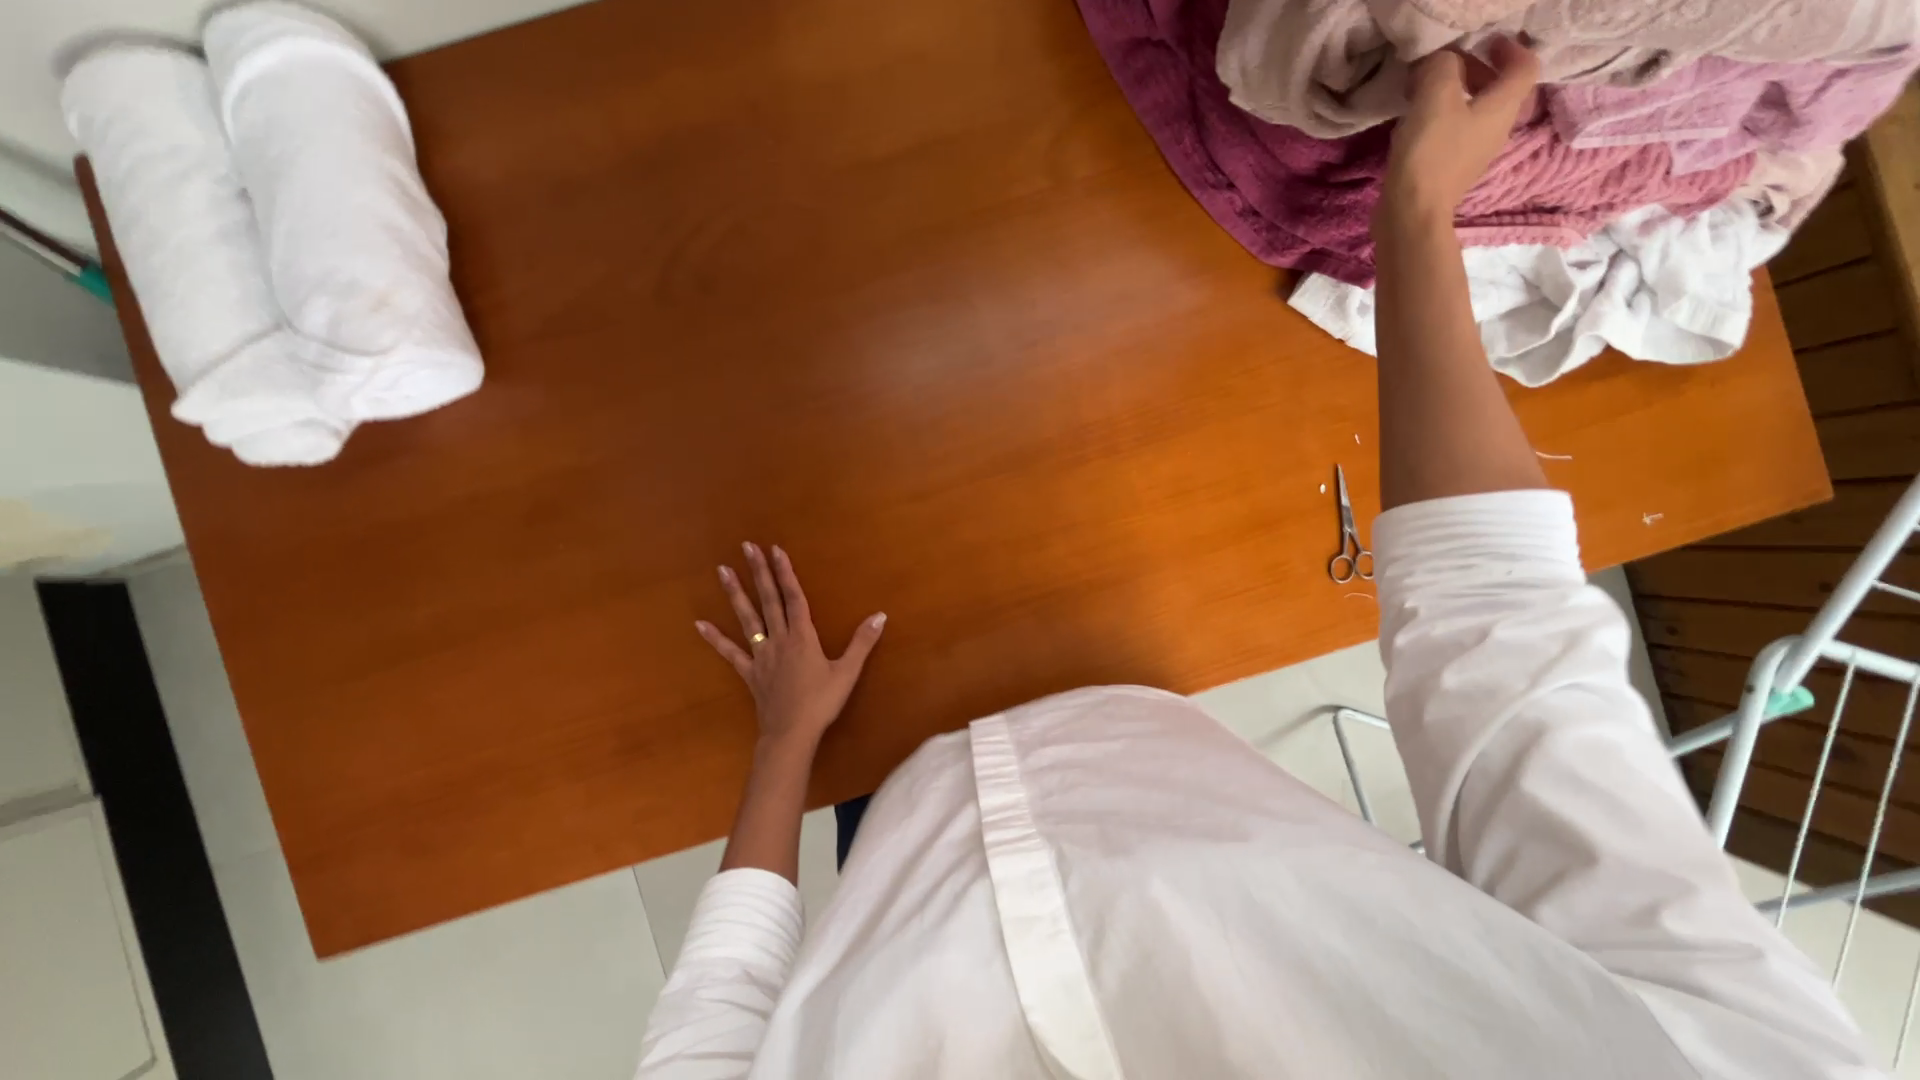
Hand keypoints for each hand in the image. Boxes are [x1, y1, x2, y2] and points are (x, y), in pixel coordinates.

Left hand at [696, 542, 885, 750]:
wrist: (791, 733)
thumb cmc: (822, 703)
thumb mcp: (848, 672)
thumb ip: (862, 642)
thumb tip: (880, 615)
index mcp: (803, 637)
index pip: (794, 597)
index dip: (786, 572)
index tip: (775, 549)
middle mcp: (779, 639)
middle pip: (768, 599)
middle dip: (758, 571)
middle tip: (746, 546)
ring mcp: (761, 655)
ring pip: (747, 618)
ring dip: (735, 593)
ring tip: (722, 570)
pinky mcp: (750, 673)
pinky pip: (730, 653)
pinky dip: (715, 638)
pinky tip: (700, 624)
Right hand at [1382, 36, 1539, 222]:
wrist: (1412, 215)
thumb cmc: (1429, 154)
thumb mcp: (1434, 98)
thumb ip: (1441, 68)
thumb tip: (1439, 64)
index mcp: (1502, 107)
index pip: (1524, 66)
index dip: (1509, 49)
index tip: (1484, 43)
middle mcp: (1497, 129)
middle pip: (1499, 90)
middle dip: (1476, 71)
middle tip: (1446, 66)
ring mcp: (1476, 154)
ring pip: (1475, 113)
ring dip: (1456, 97)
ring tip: (1426, 95)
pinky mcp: (1453, 172)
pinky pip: (1456, 135)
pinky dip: (1443, 121)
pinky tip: (1418, 126)